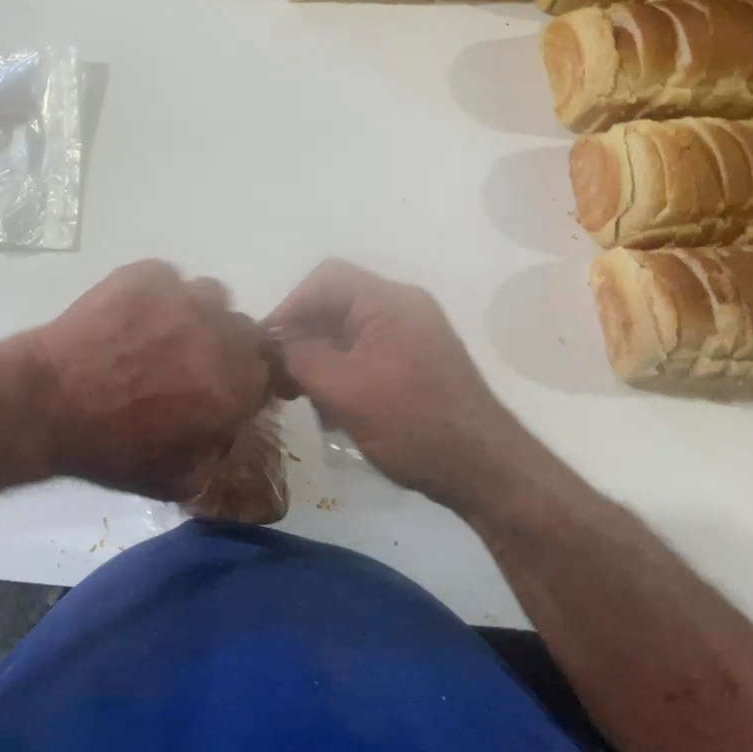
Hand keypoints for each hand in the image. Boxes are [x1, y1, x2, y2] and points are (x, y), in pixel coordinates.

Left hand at [22, 261, 271, 500]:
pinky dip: (155, 293)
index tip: (228, 385)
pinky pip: (166, 278)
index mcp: (237, 384)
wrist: (48, 403)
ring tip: (158, 335)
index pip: (271, 370)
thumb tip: (223, 432)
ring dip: (195, 315)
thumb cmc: (112, 449)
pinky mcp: (146, 274)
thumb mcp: (177, 479)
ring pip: (209, 297)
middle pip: (244, 330)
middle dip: (225, 346)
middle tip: (189, 364)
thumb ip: (216, 454)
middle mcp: (220, 333)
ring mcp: (182, 297)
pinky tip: (128, 316)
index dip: (250, 378)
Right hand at [267, 260, 546, 509]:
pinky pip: (365, 357)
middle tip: (275, 376)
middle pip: (335, 306)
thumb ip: (299, 358)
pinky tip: (328, 410)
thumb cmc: (412, 423)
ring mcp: (412, 339)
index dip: (290, 305)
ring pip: (346, 335)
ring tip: (297, 397)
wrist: (485, 472)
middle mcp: (403, 310)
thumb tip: (274, 346)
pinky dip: (340, 376)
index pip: (326, 278)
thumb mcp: (344, 389)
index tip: (267, 343)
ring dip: (317, 361)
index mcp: (391, 302)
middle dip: (301, 338)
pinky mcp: (415, 367)